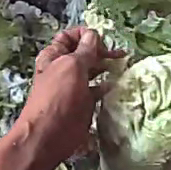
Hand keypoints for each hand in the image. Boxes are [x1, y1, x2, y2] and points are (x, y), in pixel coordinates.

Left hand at [13, 27, 115, 169]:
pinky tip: (115, 85)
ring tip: (121, 65)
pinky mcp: (83, 102)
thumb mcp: (72, 67)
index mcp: (54, 55)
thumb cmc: (58, 97)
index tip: (101, 42)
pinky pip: (97, 89)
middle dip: (100, 50)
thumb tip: (94, 35)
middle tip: (119, 54)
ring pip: (92, 70)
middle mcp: (64, 68)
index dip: (85, 35)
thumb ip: (85, 50)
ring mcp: (74, 86)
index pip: (70, 36)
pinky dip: (106, 85)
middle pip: (84, 52)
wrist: (49, 135)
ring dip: (106, 66)